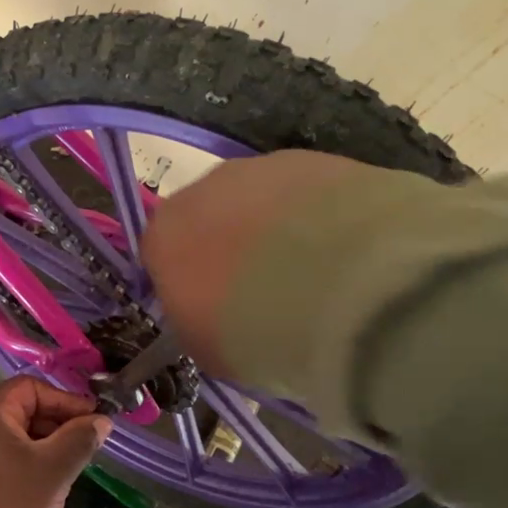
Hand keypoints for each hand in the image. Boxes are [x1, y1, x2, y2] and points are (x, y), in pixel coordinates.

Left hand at [0, 376, 113, 507]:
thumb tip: (100, 422)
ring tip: (70, 463)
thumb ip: (81, 438)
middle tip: (86, 444)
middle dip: (57, 422)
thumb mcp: (55, 468)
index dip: (65, 400)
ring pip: (13, 434)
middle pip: (20, 408)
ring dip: (44, 442)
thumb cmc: (14, 503)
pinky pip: (1, 454)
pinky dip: (26, 458)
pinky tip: (46, 478)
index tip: (93, 421)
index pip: (30, 387)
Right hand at [142, 150, 353, 373]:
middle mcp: (202, 190)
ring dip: (277, 228)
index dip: (186, 278)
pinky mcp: (319, 160)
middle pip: (208, 216)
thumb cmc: (252, 329)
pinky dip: (319, 216)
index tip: (210, 306)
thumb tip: (207, 311)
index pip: (161, 253)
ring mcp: (261, 168)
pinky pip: (307, 193)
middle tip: (263, 289)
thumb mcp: (205, 347)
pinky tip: (345, 253)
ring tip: (313, 272)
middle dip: (230, 245)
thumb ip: (195, 320)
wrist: (340, 289)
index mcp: (163, 237)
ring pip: (260, 200)